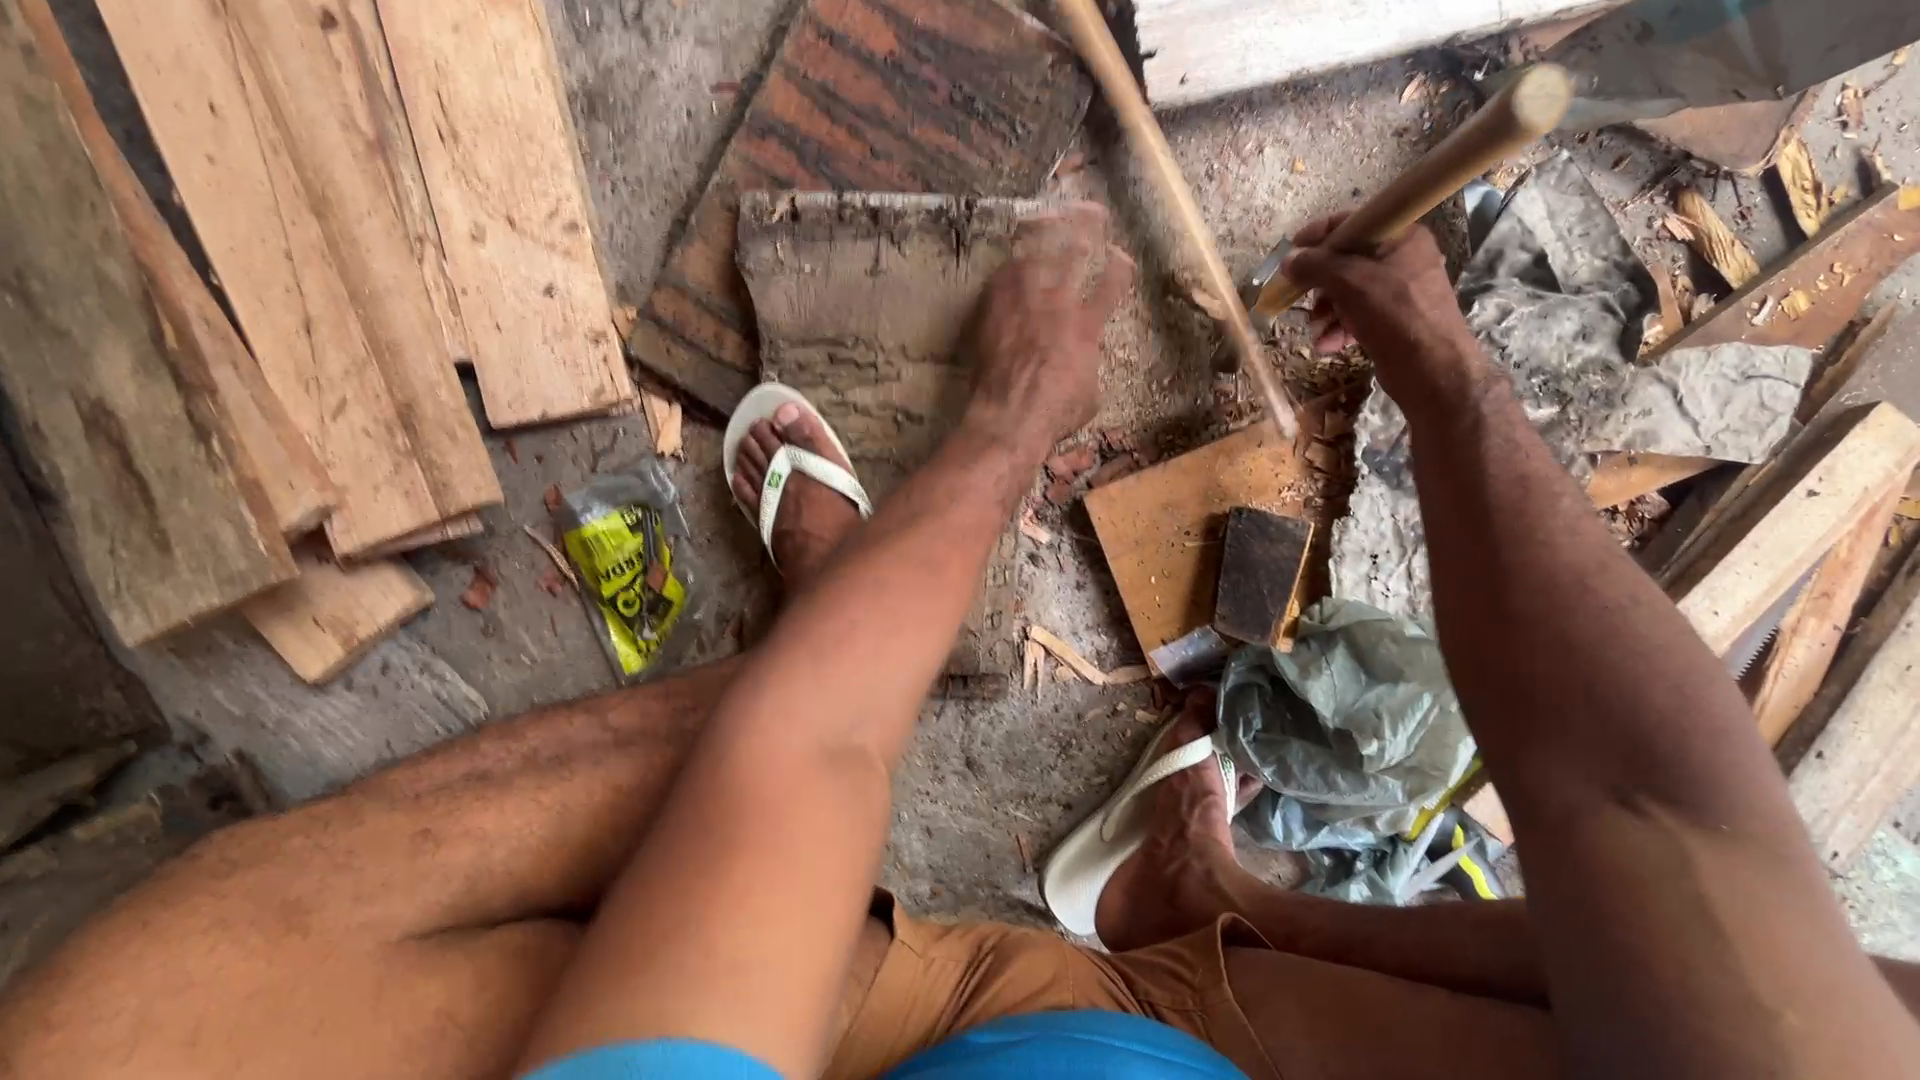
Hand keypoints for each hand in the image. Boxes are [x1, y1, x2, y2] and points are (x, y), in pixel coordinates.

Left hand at [966, 202, 1134, 453]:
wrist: (1010, 417)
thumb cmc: (1054, 414)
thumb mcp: (1089, 394)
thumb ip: (1087, 365)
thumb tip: (1083, 362)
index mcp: (1087, 326)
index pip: (1111, 283)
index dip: (1119, 265)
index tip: (1120, 254)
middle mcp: (1058, 305)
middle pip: (1074, 252)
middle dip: (1086, 226)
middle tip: (1092, 211)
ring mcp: (1023, 303)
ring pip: (1034, 253)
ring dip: (1044, 231)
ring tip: (1048, 215)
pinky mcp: (992, 310)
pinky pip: (1001, 276)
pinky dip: (1010, 264)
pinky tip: (1011, 257)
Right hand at [1283, 215, 1489, 408]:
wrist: (1431, 368)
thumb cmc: (1395, 314)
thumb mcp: (1351, 282)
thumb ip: (1316, 266)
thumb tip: (1288, 261)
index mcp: (1401, 237)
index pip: (1353, 223)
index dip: (1319, 235)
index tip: (1291, 253)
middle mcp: (1401, 259)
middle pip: (1346, 261)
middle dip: (1319, 283)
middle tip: (1296, 297)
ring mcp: (1397, 291)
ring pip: (1347, 292)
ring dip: (1325, 312)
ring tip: (1316, 330)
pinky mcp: (1392, 320)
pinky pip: (1356, 315)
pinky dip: (1338, 328)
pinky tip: (1327, 345)